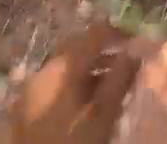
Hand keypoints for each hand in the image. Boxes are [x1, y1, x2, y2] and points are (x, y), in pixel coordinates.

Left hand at [1, 26, 142, 143]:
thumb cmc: (72, 142)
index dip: (118, 33)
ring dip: (92, 69)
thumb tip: (135, 51)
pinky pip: (57, 84)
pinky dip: (77, 85)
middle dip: (105, 51)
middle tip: (128, 60)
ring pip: (68, 68)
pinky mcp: (28, 109)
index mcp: (60, 68)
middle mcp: (42, 71)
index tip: (138, 41)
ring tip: (115, 83)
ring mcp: (32, 91)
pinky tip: (92, 100)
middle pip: (78, 48)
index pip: (93, 34)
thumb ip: (120, 79)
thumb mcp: (102, 114)